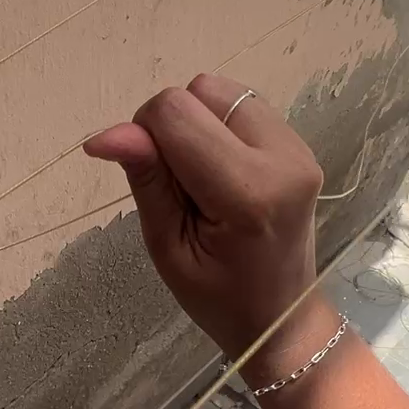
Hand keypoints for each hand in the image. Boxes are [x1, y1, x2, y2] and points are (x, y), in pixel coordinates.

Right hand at [84, 74, 337, 384]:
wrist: (281, 317)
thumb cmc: (217, 298)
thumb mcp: (168, 248)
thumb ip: (147, 181)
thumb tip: (109, 134)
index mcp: (248, 192)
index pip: (177, 114)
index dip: (142, 133)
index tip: (141, 172)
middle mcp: (283, 156)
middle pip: (200, 91)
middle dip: (171, 127)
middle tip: (175, 183)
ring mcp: (297, 146)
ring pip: (222, 91)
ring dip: (196, 123)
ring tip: (199, 178)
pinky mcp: (300, 143)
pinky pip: (242, 104)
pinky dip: (218, 126)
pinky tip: (221, 170)